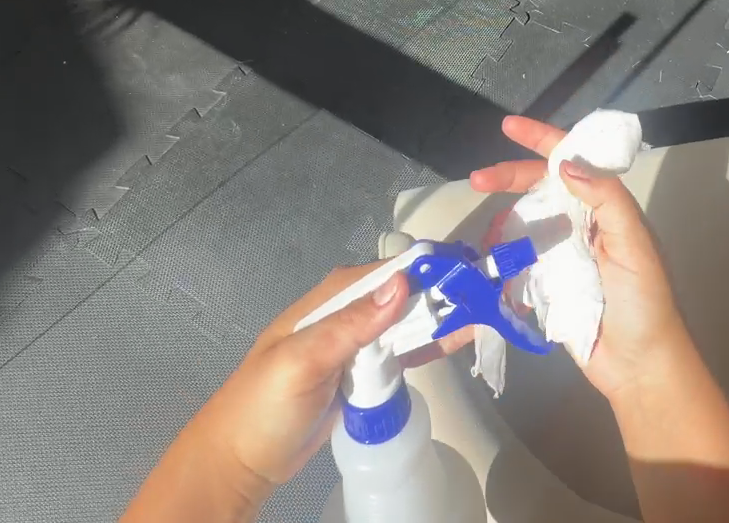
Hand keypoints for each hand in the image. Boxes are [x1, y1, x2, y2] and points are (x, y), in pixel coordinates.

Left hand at [122, 262, 468, 522]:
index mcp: (334, 297)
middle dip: (444, 290)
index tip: (470, 270)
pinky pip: (403, 351)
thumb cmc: (264, 405)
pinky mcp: (364, 372)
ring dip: (442, 316)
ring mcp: (358, 343)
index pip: (391, 270)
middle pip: (405, 293)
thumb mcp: (304, 361)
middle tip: (489, 292)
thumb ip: (352, 324)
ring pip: (409, 320)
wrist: (240, 462)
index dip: (430, 267)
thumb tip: (402, 280)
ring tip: (486, 312)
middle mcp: (349, 312)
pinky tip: (458, 340)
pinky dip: (430, 344)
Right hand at [469, 115, 693, 402]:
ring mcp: (564, 252)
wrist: (640, 368)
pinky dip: (502, 253)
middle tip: (476, 180)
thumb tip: (566, 164)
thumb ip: (607, 200)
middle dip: (509, 177)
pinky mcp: (548, 282)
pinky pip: (520, 257)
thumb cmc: (645, 302)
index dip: (542, 140)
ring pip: (526, 219)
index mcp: (607, 207)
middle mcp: (584, 222)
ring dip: (504, 218)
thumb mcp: (635, 245)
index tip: (508, 127)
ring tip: (486, 230)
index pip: (573, 161)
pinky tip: (489, 259)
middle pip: (541, 187)